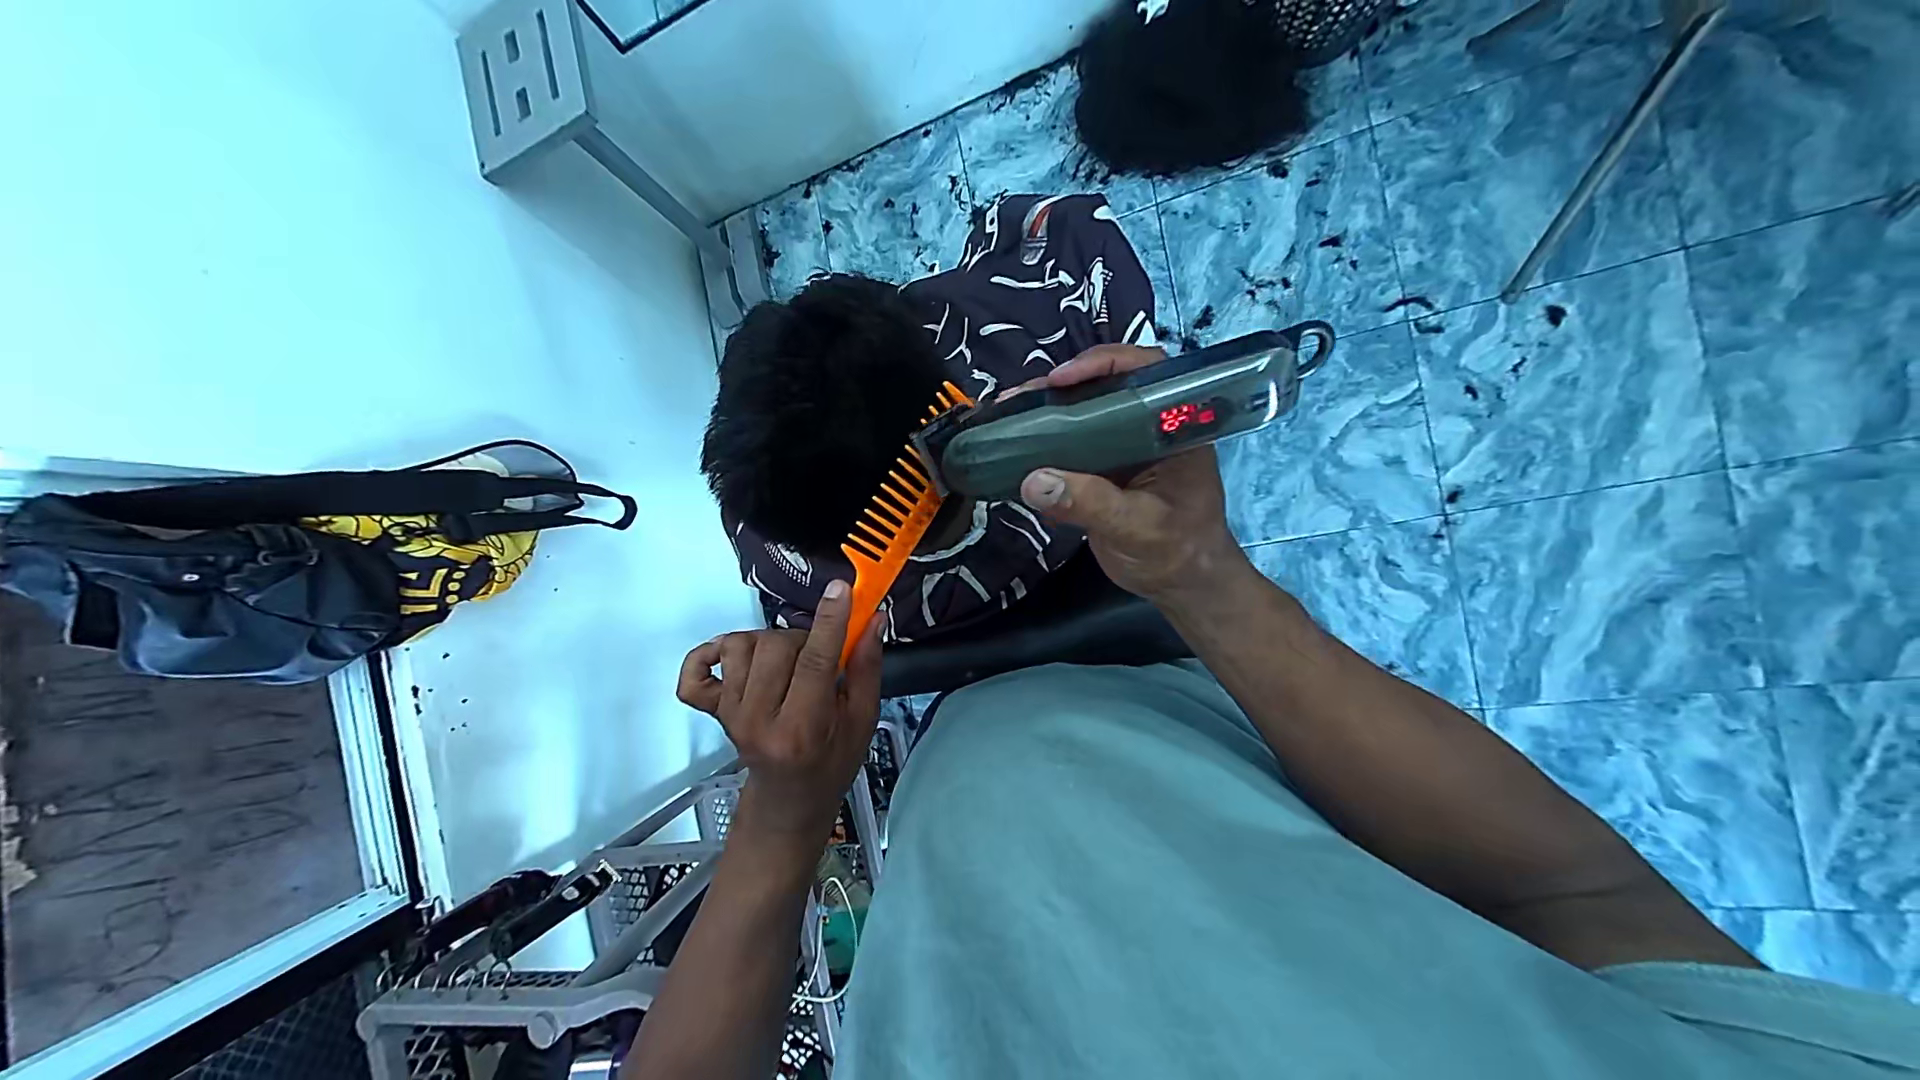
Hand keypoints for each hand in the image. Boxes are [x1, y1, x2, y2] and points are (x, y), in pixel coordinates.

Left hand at [676, 580, 884, 843]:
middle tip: (819, 657)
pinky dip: (708, 655)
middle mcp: (759, 721)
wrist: (789, 800)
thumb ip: (867, 667)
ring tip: (788, 663)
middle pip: (777, 647)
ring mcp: (731, 715)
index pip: (815, 662)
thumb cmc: (832, 761)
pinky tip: (732, 657)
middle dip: (805, 639)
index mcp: (803, 729)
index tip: (841, 590)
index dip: (830, 621)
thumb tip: (873, 618)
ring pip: (742, 646)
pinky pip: (695, 673)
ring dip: (770, 642)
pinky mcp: (713, 711)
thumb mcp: (863, 720)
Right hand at [1015, 344, 1249, 602]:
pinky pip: (1068, 448)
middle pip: (1103, 388)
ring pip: (1081, 416)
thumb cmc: (1177, 552)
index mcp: (1172, 428)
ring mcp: (1121, 449)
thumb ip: (1090, 504)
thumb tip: (1034, 482)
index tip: (1061, 380)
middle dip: (1058, 389)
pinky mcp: (1099, 471)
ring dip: (1043, 415)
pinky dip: (1040, 448)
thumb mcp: (1137, 527)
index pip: (1145, 371)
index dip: (1104, 363)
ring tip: (1003, 417)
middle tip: (1016, 397)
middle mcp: (1146, 428)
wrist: (1180, 586)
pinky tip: (1009, 449)